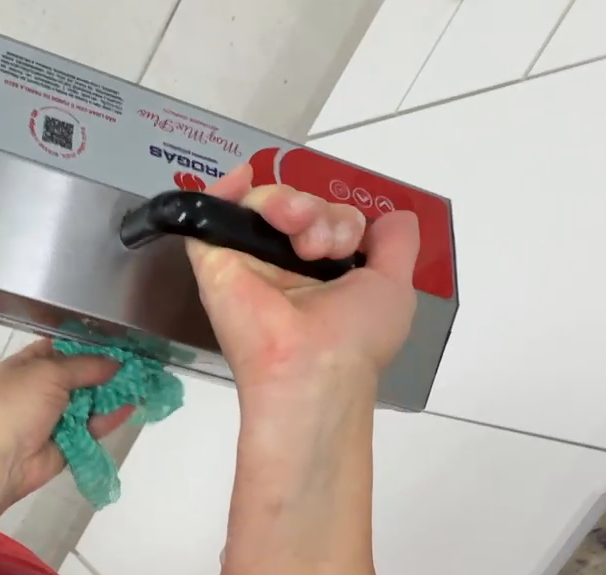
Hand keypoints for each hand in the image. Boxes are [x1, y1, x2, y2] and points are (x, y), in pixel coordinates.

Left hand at [0, 339, 130, 503]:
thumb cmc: (15, 406)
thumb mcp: (48, 373)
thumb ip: (84, 366)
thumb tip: (115, 364)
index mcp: (27, 366)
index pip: (61, 349)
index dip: (88, 345)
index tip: (119, 342)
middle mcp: (40, 389)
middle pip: (80, 376)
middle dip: (106, 370)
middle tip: (139, 363)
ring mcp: (53, 417)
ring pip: (89, 402)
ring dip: (112, 394)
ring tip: (143, 383)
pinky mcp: (67, 442)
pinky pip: (92, 427)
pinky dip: (110, 418)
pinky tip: (131, 406)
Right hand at [183, 164, 421, 396]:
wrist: (313, 366)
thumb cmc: (354, 338)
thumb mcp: (392, 285)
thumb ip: (394, 246)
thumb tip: (390, 217)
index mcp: (312, 276)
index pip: (323, 222)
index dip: (343, 221)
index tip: (351, 246)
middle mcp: (275, 268)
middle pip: (295, 207)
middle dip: (320, 212)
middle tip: (325, 246)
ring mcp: (242, 263)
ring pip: (261, 204)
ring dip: (291, 204)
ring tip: (303, 238)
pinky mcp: (213, 261)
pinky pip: (211, 212)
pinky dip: (225, 189)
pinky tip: (241, 177)